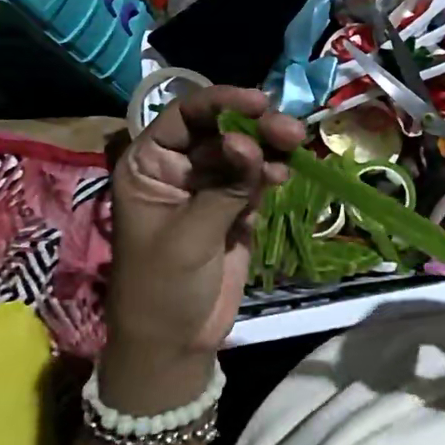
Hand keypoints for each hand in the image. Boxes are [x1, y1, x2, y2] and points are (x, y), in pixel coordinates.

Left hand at [105, 87, 302, 409]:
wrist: (175, 342)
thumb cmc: (162, 287)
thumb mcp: (190, 236)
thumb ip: (224, 186)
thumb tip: (249, 141)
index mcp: (150, 165)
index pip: (185, 117)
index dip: (221, 102)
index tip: (259, 102)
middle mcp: (178, 168)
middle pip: (221, 131)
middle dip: (255, 126)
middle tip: (288, 130)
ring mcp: (208, 187)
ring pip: (243, 152)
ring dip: (269, 147)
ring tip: (294, 146)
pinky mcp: (233, 207)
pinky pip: (254, 179)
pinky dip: (270, 173)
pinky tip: (284, 174)